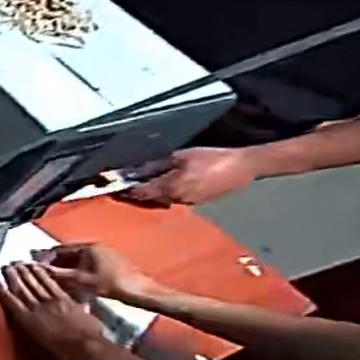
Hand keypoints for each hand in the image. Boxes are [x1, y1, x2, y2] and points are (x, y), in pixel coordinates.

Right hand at [0, 262, 107, 359]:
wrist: (85, 346)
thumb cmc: (62, 347)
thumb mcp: (38, 338)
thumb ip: (30, 324)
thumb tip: (27, 316)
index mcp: (25, 319)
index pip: (10, 300)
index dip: (1, 290)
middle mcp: (35, 308)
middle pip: (21, 289)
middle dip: (12, 276)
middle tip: (6, 266)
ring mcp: (50, 302)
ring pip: (34, 284)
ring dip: (25, 272)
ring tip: (17, 264)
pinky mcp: (64, 299)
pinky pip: (50, 284)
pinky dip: (43, 275)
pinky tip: (37, 268)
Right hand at [33, 243, 164, 304]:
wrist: (140, 292)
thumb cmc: (109, 284)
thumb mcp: (79, 280)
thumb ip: (56, 273)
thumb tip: (36, 269)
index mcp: (88, 247)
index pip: (58, 250)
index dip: (45, 259)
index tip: (36, 269)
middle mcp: (96, 246)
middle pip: (68, 253)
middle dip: (55, 263)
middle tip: (45, 275)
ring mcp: (105, 253)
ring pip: (77, 258)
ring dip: (66, 267)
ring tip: (57, 279)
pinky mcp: (110, 261)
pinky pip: (87, 262)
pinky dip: (77, 269)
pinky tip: (74, 280)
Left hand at [125, 147, 261, 205]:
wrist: (247, 165)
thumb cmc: (213, 158)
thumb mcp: (180, 156)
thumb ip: (154, 165)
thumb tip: (133, 170)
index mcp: (170, 188)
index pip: (139, 193)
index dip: (124, 190)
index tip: (111, 187)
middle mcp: (176, 200)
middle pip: (148, 199)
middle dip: (137, 192)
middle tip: (127, 184)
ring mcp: (189, 203)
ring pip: (162, 200)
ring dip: (152, 194)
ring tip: (147, 184)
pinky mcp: (199, 202)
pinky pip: (176, 199)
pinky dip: (168, 194)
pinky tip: (168, 185)